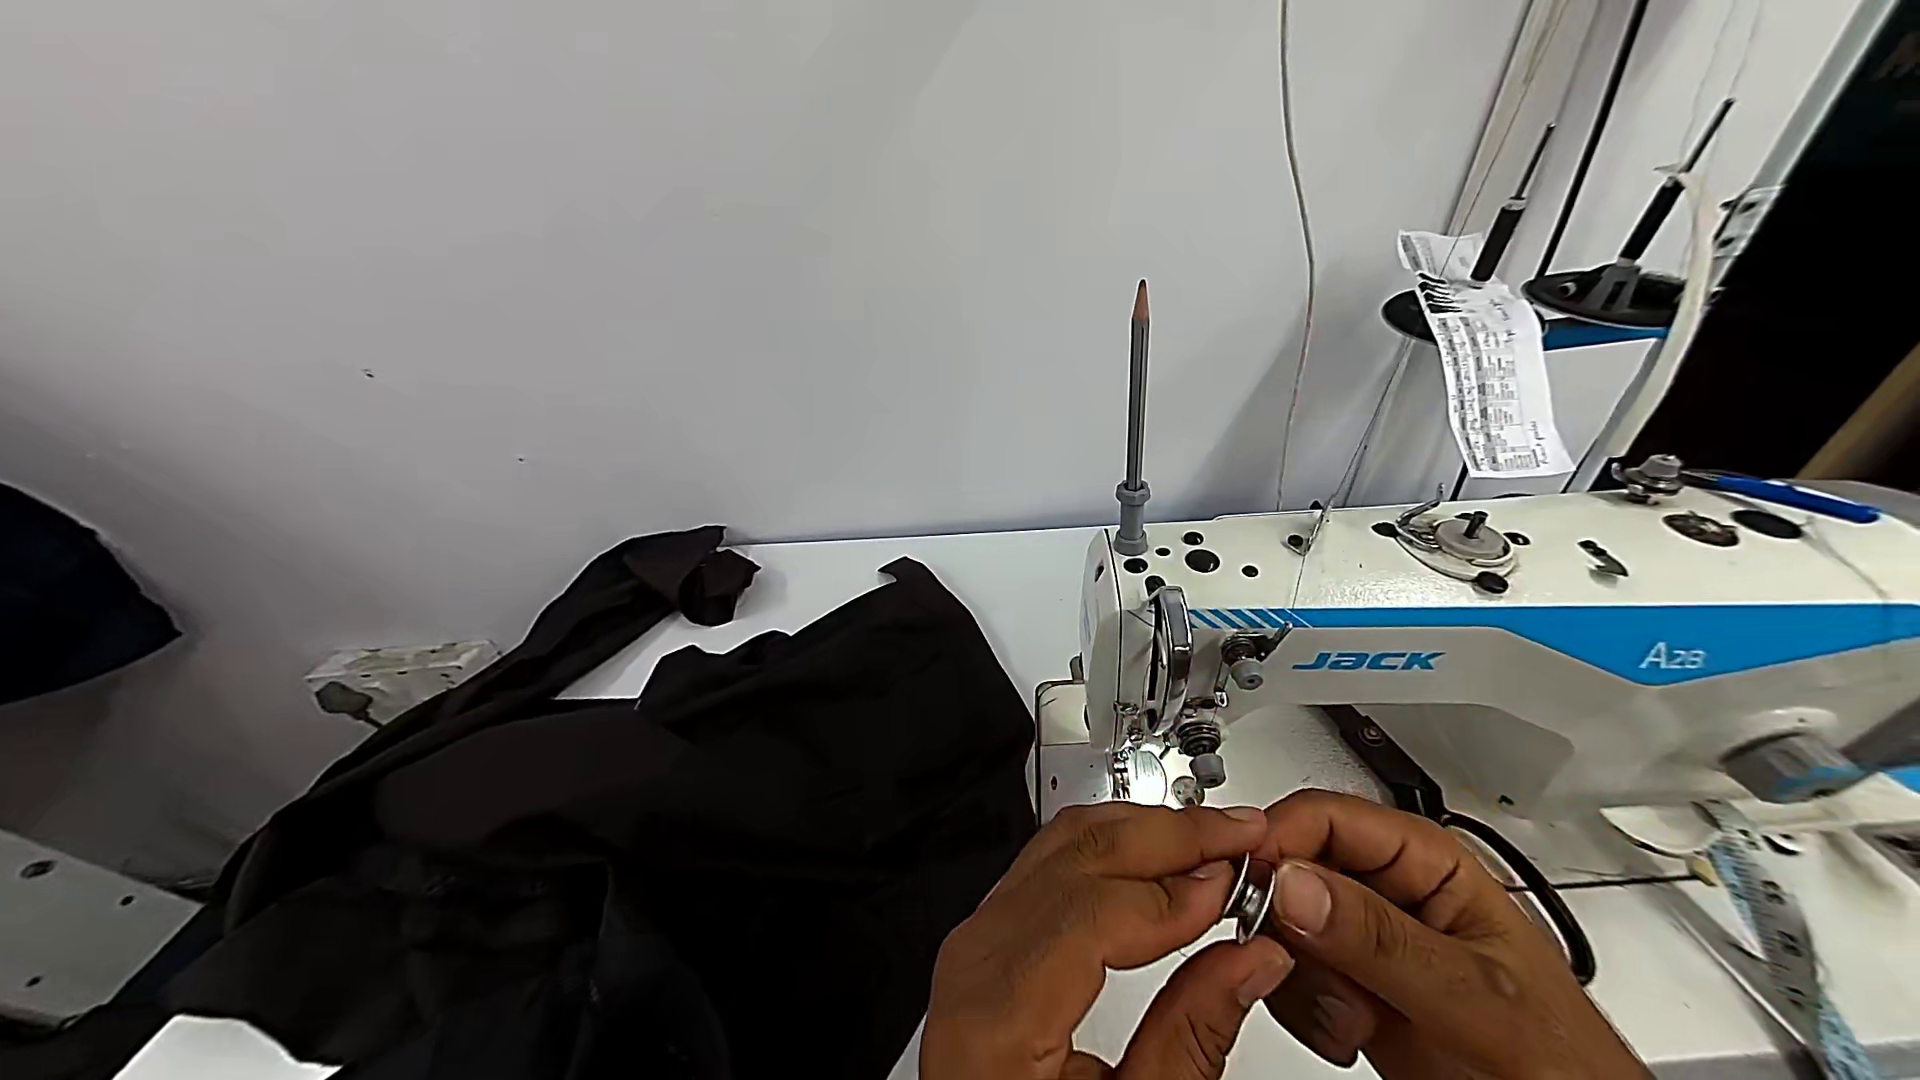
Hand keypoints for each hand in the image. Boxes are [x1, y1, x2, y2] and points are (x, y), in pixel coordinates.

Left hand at [923, 803, 1295, 1078]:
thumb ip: (1190, 1039)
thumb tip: (1252, 960)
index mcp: (993, 1013)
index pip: (1090, 909)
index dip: (1171, 888)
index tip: (1234, 881)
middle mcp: (976, 956)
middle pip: (1077, 853)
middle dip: (1168, 835)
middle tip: (1237, 834)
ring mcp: (978, 935)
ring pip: (1064, 841)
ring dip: (1143, 831)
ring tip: (1209, 841)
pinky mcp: (990, 929)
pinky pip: (1052, 860)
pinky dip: (1114, 848)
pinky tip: (1158, 859)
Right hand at [1251, 790, 1649, 1079]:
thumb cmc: (1569, 1075)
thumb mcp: (1480, 1004)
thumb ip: (1385, 941)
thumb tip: (1293, 882)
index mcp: (1420, 858)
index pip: (1319, 815)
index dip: (1275, 841)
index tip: (1249, 885)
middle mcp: (1379, 886)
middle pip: (1284, 862)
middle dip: (1281, 921)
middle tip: (1300, 966)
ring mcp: (1355, 932)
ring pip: (1273, 915)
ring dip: (1293, 971)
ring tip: (1347, 1016)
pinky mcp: (1339, 975)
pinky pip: (1278, 962)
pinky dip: (1293, 1000)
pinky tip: (1344, 1030)